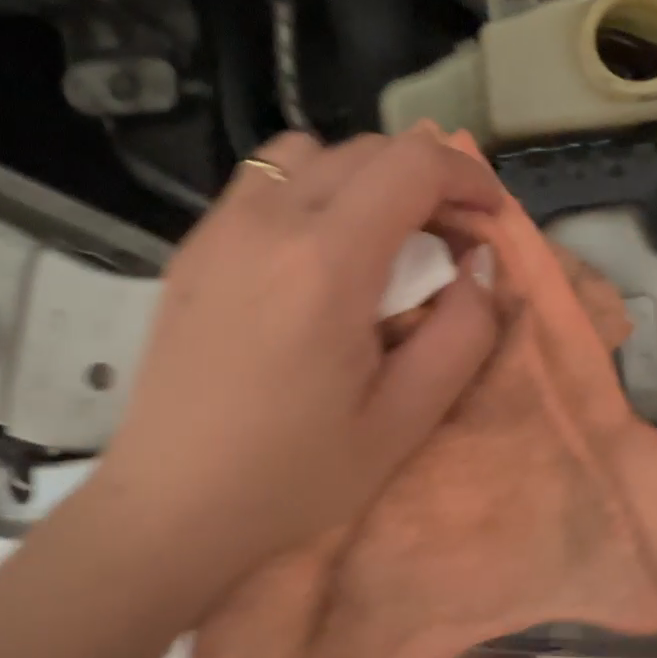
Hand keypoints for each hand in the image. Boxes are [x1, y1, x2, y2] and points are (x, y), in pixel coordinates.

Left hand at [102, 129, 503, 576]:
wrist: (168, 508)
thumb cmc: (291, 476)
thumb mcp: (404, 420)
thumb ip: (464, 332)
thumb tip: (480, 267)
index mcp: (327, 262)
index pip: (414, 163)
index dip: (467, 176)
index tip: (488, 220)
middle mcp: (269, 221)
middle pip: (369, 149)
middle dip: (425, 180)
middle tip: (446, 242)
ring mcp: (221, 227)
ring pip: (310, 151)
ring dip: (362, 177)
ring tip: (376, 239)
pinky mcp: (194, 245)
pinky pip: (264, 181)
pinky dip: (309, 189)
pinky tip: (312, 256)